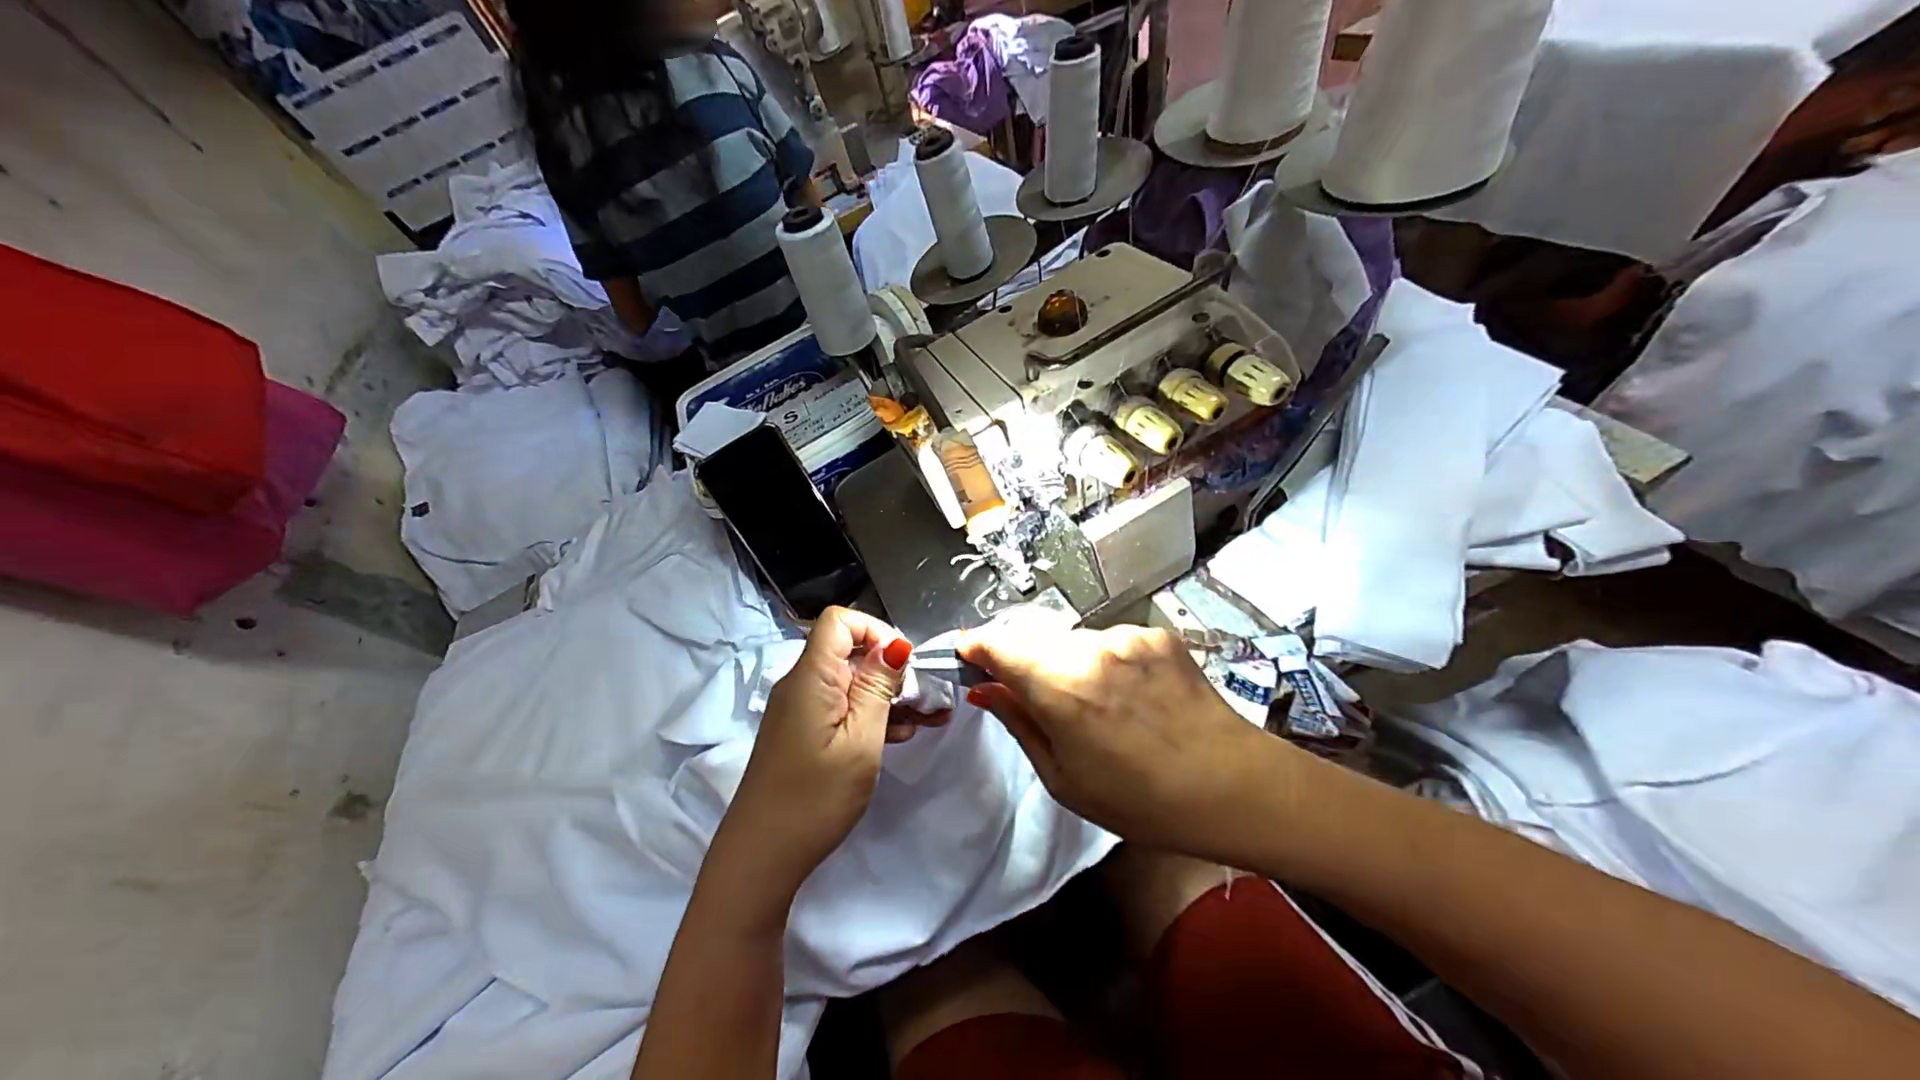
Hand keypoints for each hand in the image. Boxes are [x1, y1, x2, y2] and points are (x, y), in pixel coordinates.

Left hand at [720, 607, 915, 894]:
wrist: (762, 856)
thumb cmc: (816, 797)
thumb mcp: (860, 741)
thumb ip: (877, 688)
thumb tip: (894, 644)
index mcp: (812, 677)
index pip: (839, 621)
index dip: (875, 629)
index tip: (905, 664)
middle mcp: (802, 685)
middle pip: (848, 651)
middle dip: (891, 667)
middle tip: (929, 697)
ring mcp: (801, 710)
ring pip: (849, 683)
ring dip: (887, 695)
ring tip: (928, 718)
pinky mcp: (803, 733)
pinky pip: (840, 708)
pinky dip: (870, 716)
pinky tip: (901, 736)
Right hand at [957, 621, 1287, 860]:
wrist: (1232, 786)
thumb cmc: (1140, 800)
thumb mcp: (1064, 778)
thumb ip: (1019, 723)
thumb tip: (985, 689)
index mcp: (1061, 688)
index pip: (999, 646)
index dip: (977, 646)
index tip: (966, 654)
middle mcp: (1090, 649)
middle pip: (1034, 639)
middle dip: (1022, 660)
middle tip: (1030, 695)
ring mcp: (1127, 636)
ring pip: (1073, 639)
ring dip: (1065, 660)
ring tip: (1091, 704)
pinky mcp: (1156, 634)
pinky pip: (1110, 640)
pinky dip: (1104, 660)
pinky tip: (1127, 695)